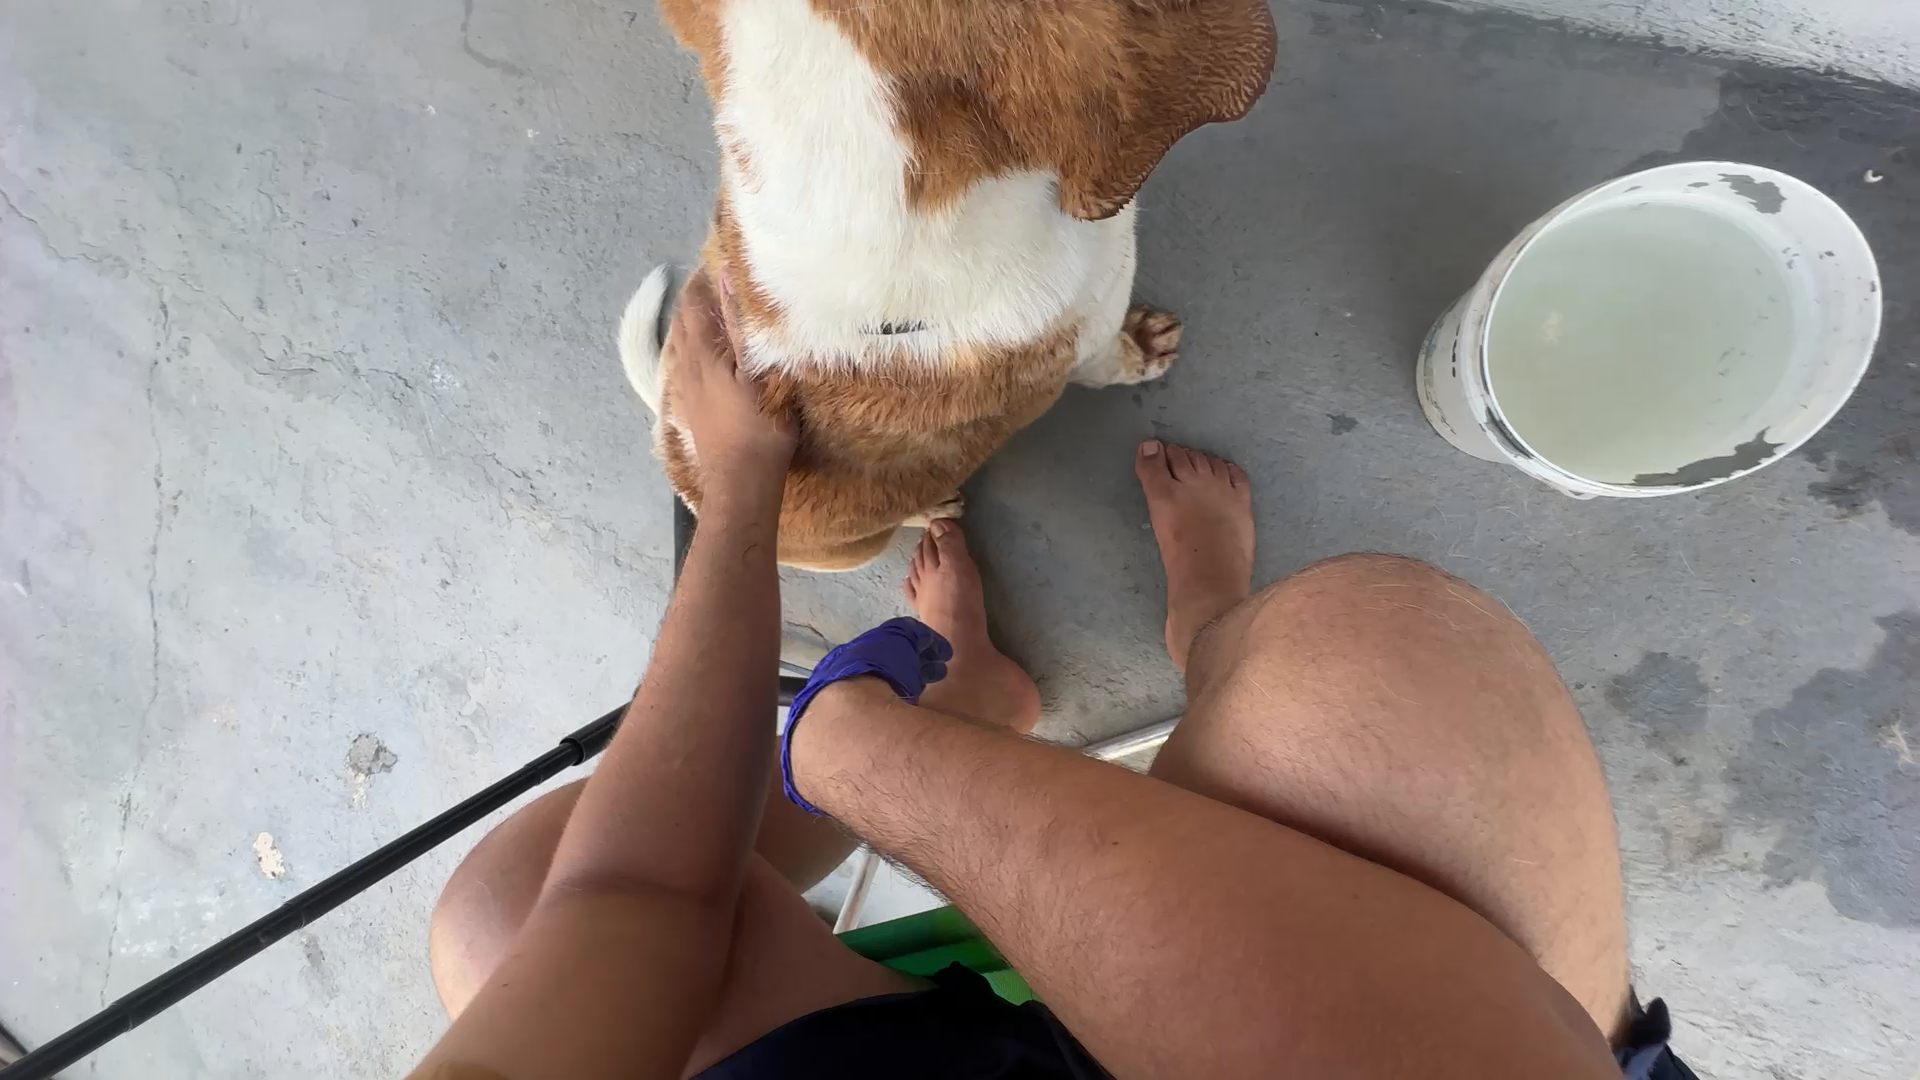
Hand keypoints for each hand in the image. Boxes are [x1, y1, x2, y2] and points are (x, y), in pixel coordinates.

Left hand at [665, 268, 797, 479]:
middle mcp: (686, 369)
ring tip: (713, 318)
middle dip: (696, 302)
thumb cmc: (759, 428)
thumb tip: (724, 278)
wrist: (741, 483)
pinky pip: (686, 371)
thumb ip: (739, 326)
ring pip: (682, 348)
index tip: (720, 265)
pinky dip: (694, 354)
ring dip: (694, 328)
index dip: (703, 282)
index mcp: (702, 355)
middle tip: (718, 287)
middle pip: (683, 324)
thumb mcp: (758, 372)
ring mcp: (686, 393)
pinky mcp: (691, 413)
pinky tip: (706, 361)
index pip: (693, 304)